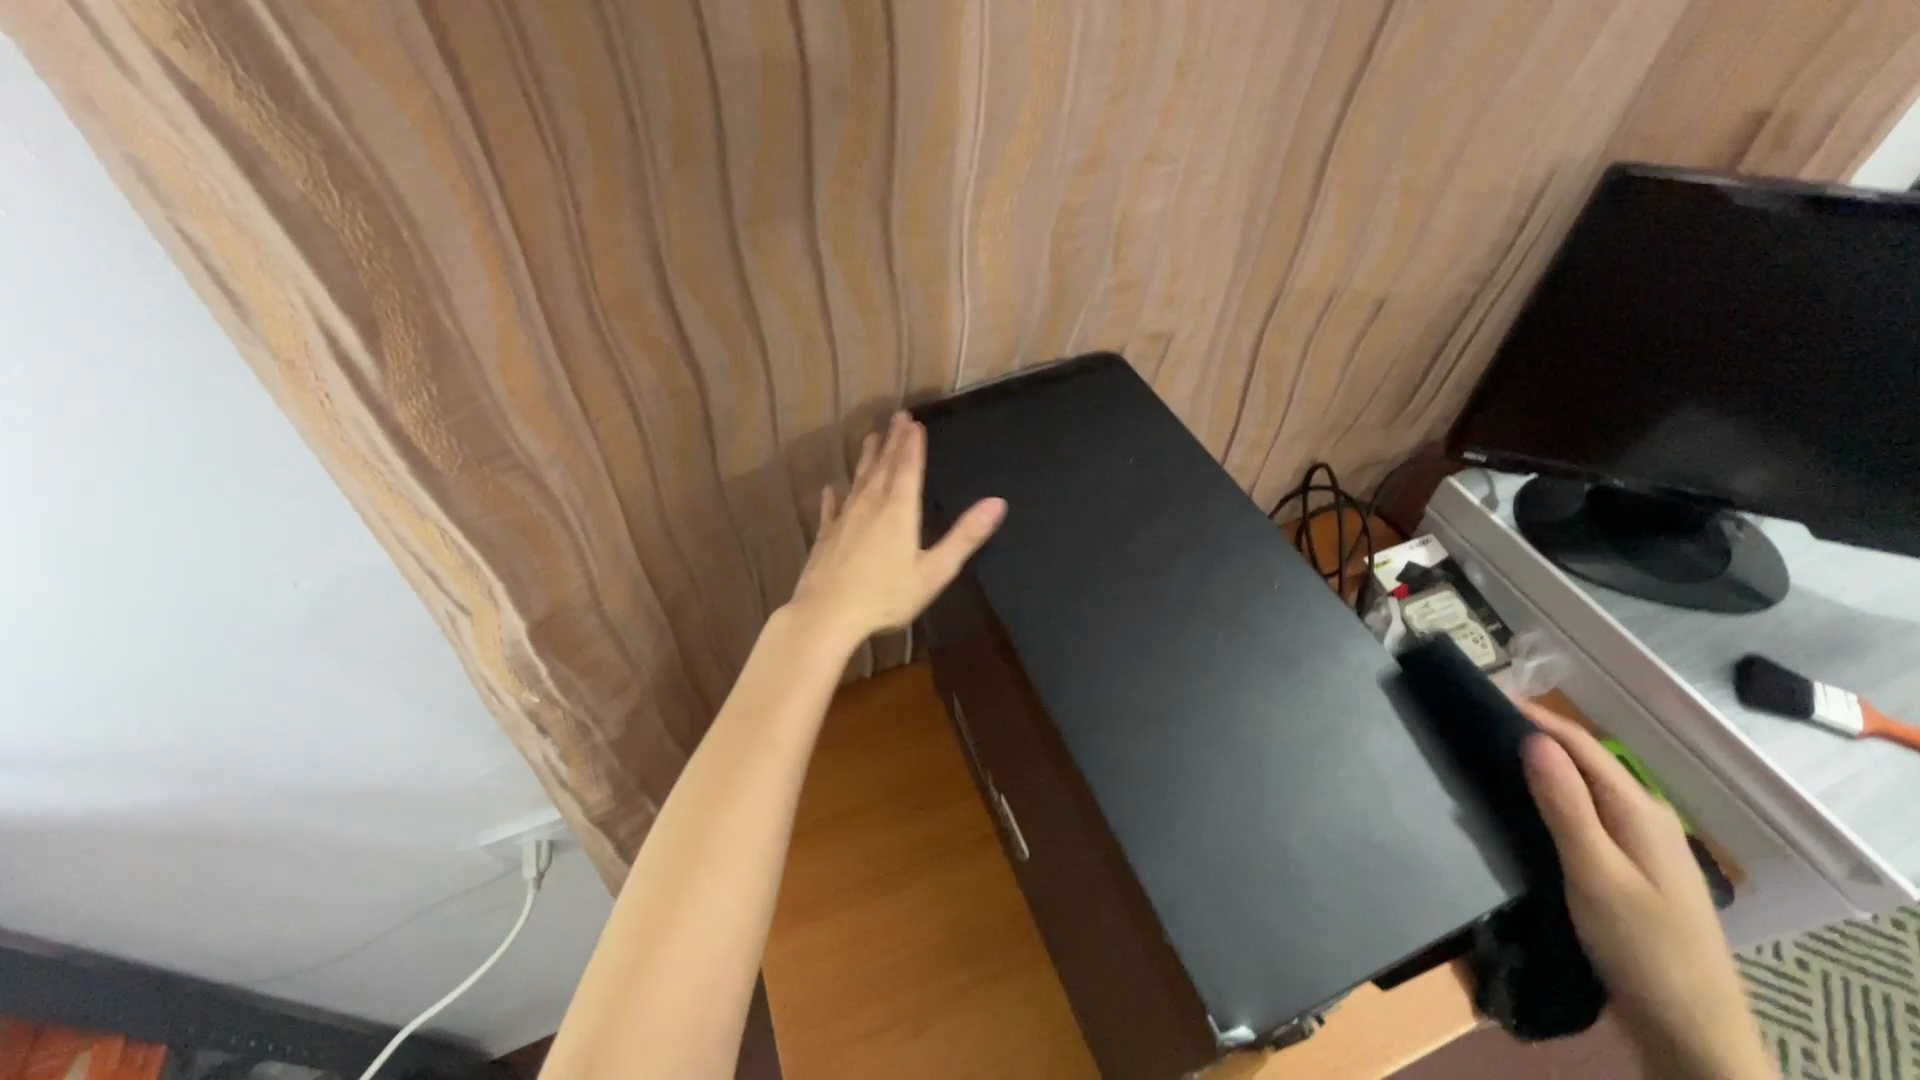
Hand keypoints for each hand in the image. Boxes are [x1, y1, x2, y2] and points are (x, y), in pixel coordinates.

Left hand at [786, 411, 1005, 645]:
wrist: (827, 614)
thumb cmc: (886, 595)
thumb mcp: (934, 570)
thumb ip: (965, 536)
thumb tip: (998, 502)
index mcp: (899, 511)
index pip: (908, 469)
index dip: (913, 445)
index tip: (914, 422)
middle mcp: (870, 506)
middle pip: (883, 468)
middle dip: (892, 442)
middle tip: (896, 417)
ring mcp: (844, 520)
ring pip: (858, 482)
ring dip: (866, 460)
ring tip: (870, 439)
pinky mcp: (826, 538)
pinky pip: (831, 510)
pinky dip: (833, 497)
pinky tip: (831, 490)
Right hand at [1517, 700, 1770, 1079]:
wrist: (1689, 1022)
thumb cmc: (1640, 943)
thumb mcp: (1595, 872)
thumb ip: (1565, 805)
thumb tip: (1534, 739)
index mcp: (1637, 809)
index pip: (1581, 744)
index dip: (1535, 716)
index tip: (1485, 696)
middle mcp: (1644, 816)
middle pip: (1586, 762)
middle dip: (1537, 736)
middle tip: (1479, 725)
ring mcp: (1643, 844)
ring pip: (1587, 788)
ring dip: (1545, 766)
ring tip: (1494, 757)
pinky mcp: (1633, 869)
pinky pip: (1589, 814)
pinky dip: (1555, 797)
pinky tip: (1530, 809)